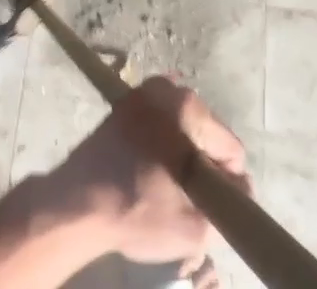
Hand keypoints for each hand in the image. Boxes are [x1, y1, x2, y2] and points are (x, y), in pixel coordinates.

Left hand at [51, 75, 250, 271]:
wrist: (76, 205)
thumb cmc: (137, 211)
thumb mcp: (196, 227)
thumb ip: (230, 207)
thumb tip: (240, 188)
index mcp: (188, 109)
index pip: (230, 149)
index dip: (229, 182)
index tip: (216, 205)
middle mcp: (166, 89)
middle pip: (205, 133)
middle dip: (205, 163)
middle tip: (191, 196)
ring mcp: (140, 93)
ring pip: (181, 127)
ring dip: (182, 153)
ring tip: (169, 186)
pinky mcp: (121, 106)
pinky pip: (157, 124)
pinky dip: (161, 143)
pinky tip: (153, 170)